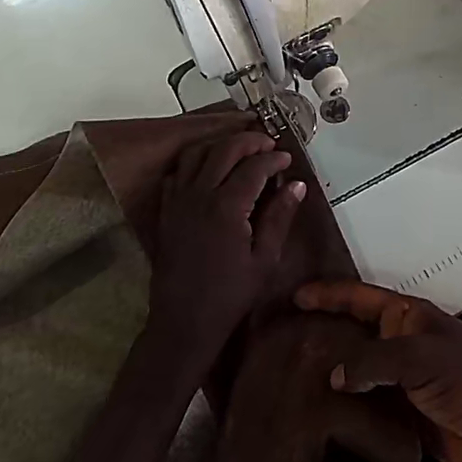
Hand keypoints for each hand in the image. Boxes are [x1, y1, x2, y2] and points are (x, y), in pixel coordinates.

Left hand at [152, 128, 306, 350]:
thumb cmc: (230, 294)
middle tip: (268, 144)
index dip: (273, 159)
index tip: (287, 159)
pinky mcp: (165, 209)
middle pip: (224, 150)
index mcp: (227, 206)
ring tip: (240, 149)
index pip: (254, 167)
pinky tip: (208, 169)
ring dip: (220, 144)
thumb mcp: (264, 259)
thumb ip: (279, 217)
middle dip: (249, 141)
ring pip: (196, 153)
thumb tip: (296, 185)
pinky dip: (195, 161)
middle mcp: (199, 194)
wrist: (184, 320)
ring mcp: (178, 200)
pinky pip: (178, 172)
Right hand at [294, 280, 461, 461]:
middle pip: (354, 331)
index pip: (360, 297)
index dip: (328, 294)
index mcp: (409, 317)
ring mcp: (403, 380)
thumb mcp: (423, 360)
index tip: (295, 296)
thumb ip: (374, 362)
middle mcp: (401, 343)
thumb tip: (331, 375)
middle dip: (322, 331)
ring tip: (288, 374)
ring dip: (329, 371)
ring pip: (357, 370)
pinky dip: (344, 406)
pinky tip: (318, 410)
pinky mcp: (405, 415)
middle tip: (281, 337)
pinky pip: (367, 404)